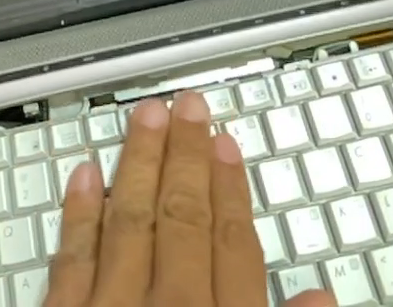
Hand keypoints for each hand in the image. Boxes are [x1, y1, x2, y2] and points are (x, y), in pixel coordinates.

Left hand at [45, 91, 333, 306]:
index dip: (234, 191)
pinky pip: (69, 260)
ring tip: (146, 115)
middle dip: (187, 156)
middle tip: (189, 105)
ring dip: (139, 163)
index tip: (229, 144)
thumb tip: (322, 296)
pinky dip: (79, 214)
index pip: (234, 249)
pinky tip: (85, 172)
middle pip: (181, 219)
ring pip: (129, 222)